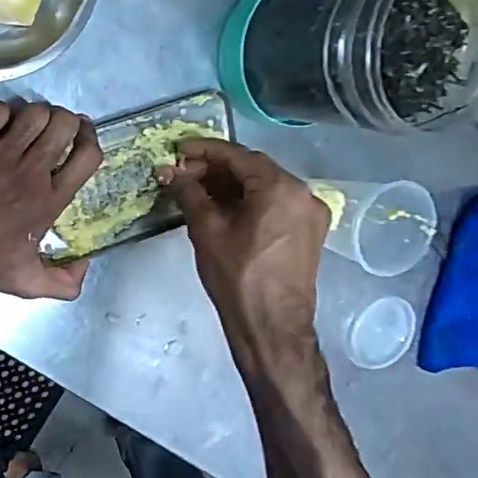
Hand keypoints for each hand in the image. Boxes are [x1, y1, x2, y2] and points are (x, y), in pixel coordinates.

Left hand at [0, 100, 103, 300]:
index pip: (87, 155)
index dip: (89, 138)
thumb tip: (85, 266)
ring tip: (25, 124)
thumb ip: (65, 281)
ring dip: (34, 113)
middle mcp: (31, 171)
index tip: (81, 136)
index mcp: (50, 199)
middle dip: (64, 119)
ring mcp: (0, 154)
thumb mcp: (28, 283)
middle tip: (52, 127)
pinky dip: (0, 112)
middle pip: (63, 123)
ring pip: (32, 112)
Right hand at [158, 139, 327, 373]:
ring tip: (196, 192)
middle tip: (182, 175)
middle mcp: (303, 193)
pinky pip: (274, 205)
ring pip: (264, 187)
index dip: (204, 151)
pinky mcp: (307, 233)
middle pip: (253, 169)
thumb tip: (168, 172)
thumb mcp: (207, 230)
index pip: (237, 155)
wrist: (271, 327)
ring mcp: (309, 214)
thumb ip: (188, 193)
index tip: (177, 150)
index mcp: (281, 187)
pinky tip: (221, 209)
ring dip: (230, 186)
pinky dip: (248, 202)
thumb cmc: (237, 276)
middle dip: (216, 169)